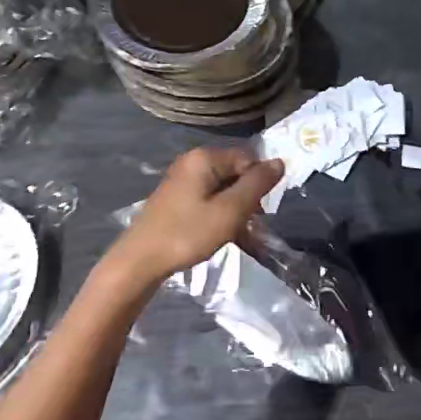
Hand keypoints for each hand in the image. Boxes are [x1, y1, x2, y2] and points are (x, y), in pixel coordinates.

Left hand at [110, 148, 282, 283]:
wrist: (140, 261)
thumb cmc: (188, 233)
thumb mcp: (230, 210)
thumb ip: (257, 184)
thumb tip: (280, 162)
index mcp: (205, 158)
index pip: (249, 158)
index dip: (260, 183)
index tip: (259, 211)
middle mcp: (192, 162)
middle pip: (236, 172)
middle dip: (248, 197)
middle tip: (250, 224)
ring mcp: (182, 180)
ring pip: (224, 188)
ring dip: (236, 209)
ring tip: (237, 234)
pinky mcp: (177, 198)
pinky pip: (209, 198)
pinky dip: (220, 213)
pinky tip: (221, 234)